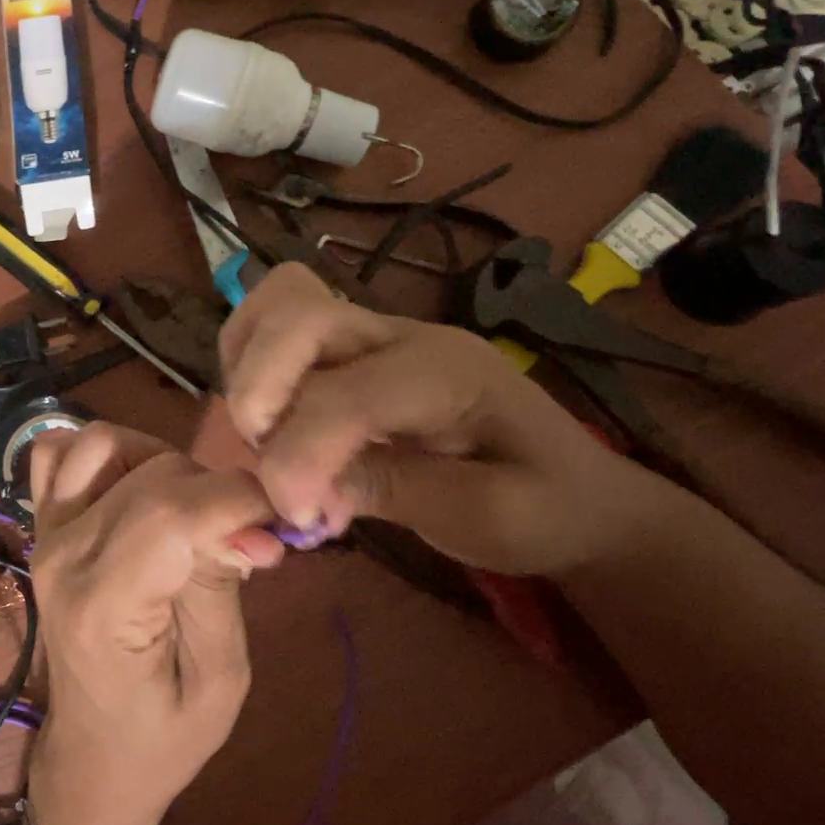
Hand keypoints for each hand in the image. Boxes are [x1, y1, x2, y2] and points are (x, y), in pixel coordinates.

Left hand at [18, 423, 283, 824]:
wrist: (93, 755)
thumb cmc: (163, 735)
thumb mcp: (219, 680)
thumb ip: (222, 586)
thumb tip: (253, 523)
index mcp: (103, 603)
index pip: (174, 512)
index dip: (240, 498)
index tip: (285, 514)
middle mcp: (63, 553)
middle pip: (151, 473)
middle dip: (216, 489)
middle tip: (247, 535)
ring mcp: (43, 533)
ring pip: (105, 443)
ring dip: (164, 462)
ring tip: (195, 510)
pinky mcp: (40, 525)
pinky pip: (57, 452)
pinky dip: (103, 453)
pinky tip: (138, 487)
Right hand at [218, 263, 672, 576]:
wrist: (579, 490)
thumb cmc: (546, 508)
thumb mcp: (489, 519)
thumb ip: (391, 491)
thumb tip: (298, 489)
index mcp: (448, 373)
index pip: (345, 394)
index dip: (300, 455)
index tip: (294, 514)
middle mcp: (402, 337)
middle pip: (298, 313)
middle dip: (256, 388)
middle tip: (261, 456)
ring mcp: (373, 337)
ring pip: (278, 305)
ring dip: (245, 366)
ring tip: (260, 436)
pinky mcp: (351, 354)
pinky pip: (276, 328)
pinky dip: (247, 364)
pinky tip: (266, 421)